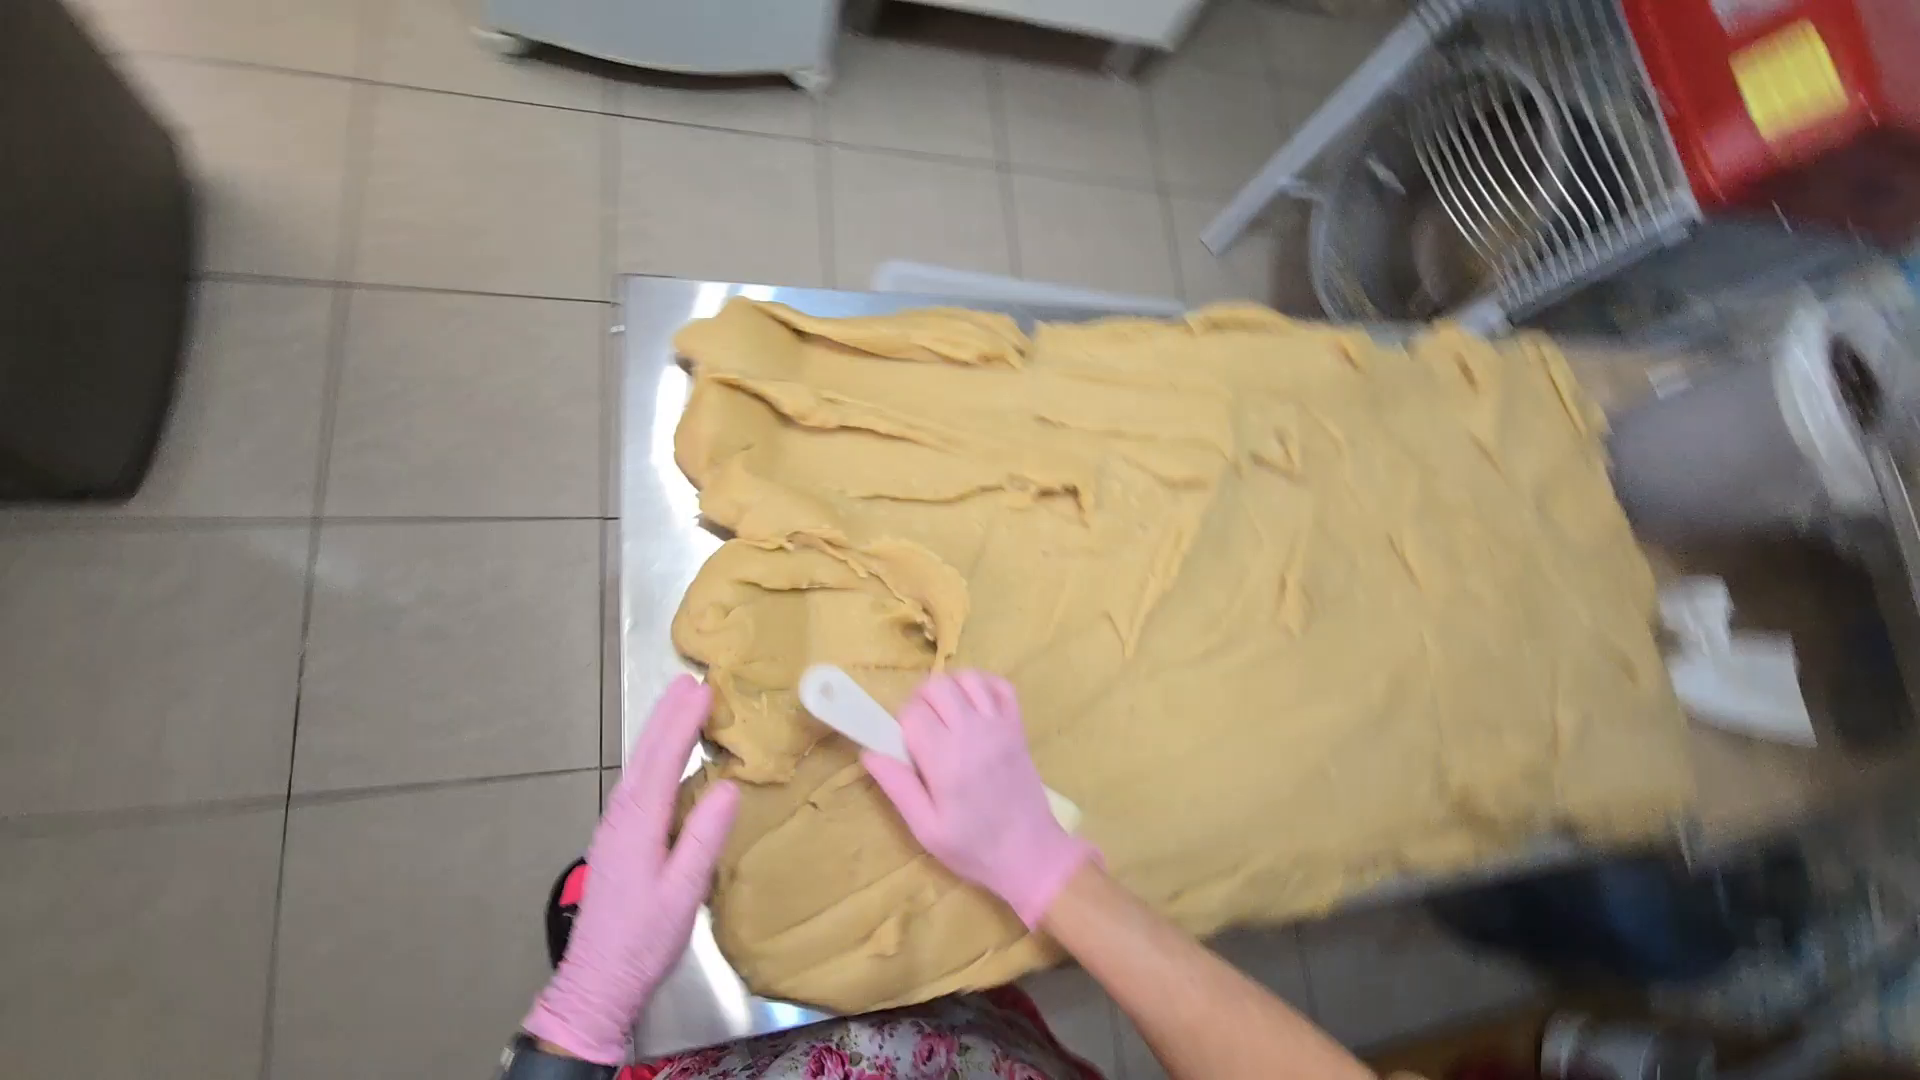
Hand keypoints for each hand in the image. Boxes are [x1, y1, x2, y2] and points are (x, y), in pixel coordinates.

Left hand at [522, 675, 739, 1063]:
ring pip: (638, 765)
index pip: (663, 760)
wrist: (596, 982)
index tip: (703, 689)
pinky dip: (655, 755)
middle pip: (644, 755)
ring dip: (659, 730)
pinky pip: (639, 781)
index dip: (682, 723)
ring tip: (679, 703)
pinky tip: (665, 755)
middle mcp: (622, 816)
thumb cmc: (644, 939)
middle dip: (667, 715)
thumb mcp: (682, 892)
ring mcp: (616, 826)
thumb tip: (729, 785)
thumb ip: (703, 838)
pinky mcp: (619, 838)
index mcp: (638, 824)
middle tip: (690, 680)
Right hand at [862, 670, 1096, 927]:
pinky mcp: (1018, 726)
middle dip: (921, 701)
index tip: (905, 748)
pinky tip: (974, 707)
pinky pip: (1001, 686)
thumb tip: (869, 753)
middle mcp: (973, 731)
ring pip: (968, 677)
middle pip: (937, 685)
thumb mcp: (926, 829)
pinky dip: (984, 686)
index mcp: (946, 759)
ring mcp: (1000, 725)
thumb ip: (898, 786)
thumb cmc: (974, 847)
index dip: (901, 725)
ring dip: (950, 688)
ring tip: (945, 716)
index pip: (912, 712)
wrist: (1031, 853)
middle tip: (921, 731)